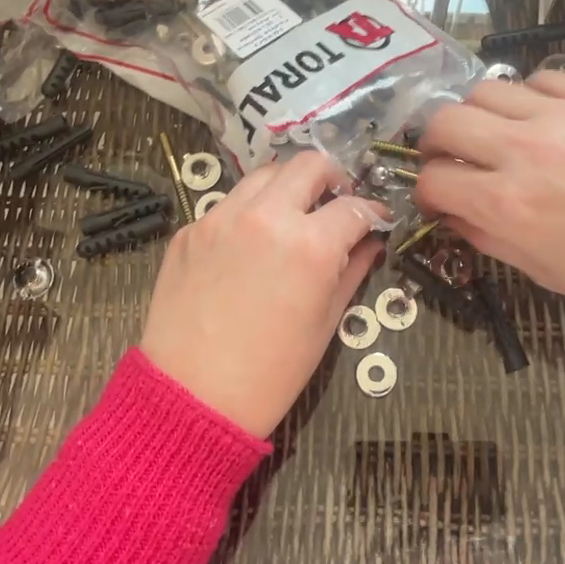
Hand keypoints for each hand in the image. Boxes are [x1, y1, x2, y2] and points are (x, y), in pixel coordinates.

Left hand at [141, 151, 384, 437]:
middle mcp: (266, 217)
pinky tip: (249, 246)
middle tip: (334, 203)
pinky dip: (248, 213)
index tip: (374, 220)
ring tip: (291, 217)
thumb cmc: (270, 373)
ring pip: (263, 175)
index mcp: (310, 245)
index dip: (371, 212)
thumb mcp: (325, 324)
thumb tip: (369, 244)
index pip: (353, 207)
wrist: (191, 397)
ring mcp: (220, 218)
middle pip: (308, 166)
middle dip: (330, 179)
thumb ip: (351, 271)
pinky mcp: (189, 231)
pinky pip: (227, 205)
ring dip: (286, 188)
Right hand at [415, 71, 564, 332]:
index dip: (427, 191)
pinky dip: (528, 97)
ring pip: (486, 90)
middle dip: (436, 143)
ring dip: (478, 115)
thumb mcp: (546, 273)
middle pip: (445, 121)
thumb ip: (488, 238)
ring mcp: (564, 115)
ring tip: (497, 134)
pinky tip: (542, 119)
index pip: (433, 180)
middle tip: (453, 158)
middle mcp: (524, 150)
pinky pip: (542, 79)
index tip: (439, 197)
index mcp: (509, 205)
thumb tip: (454, 215)